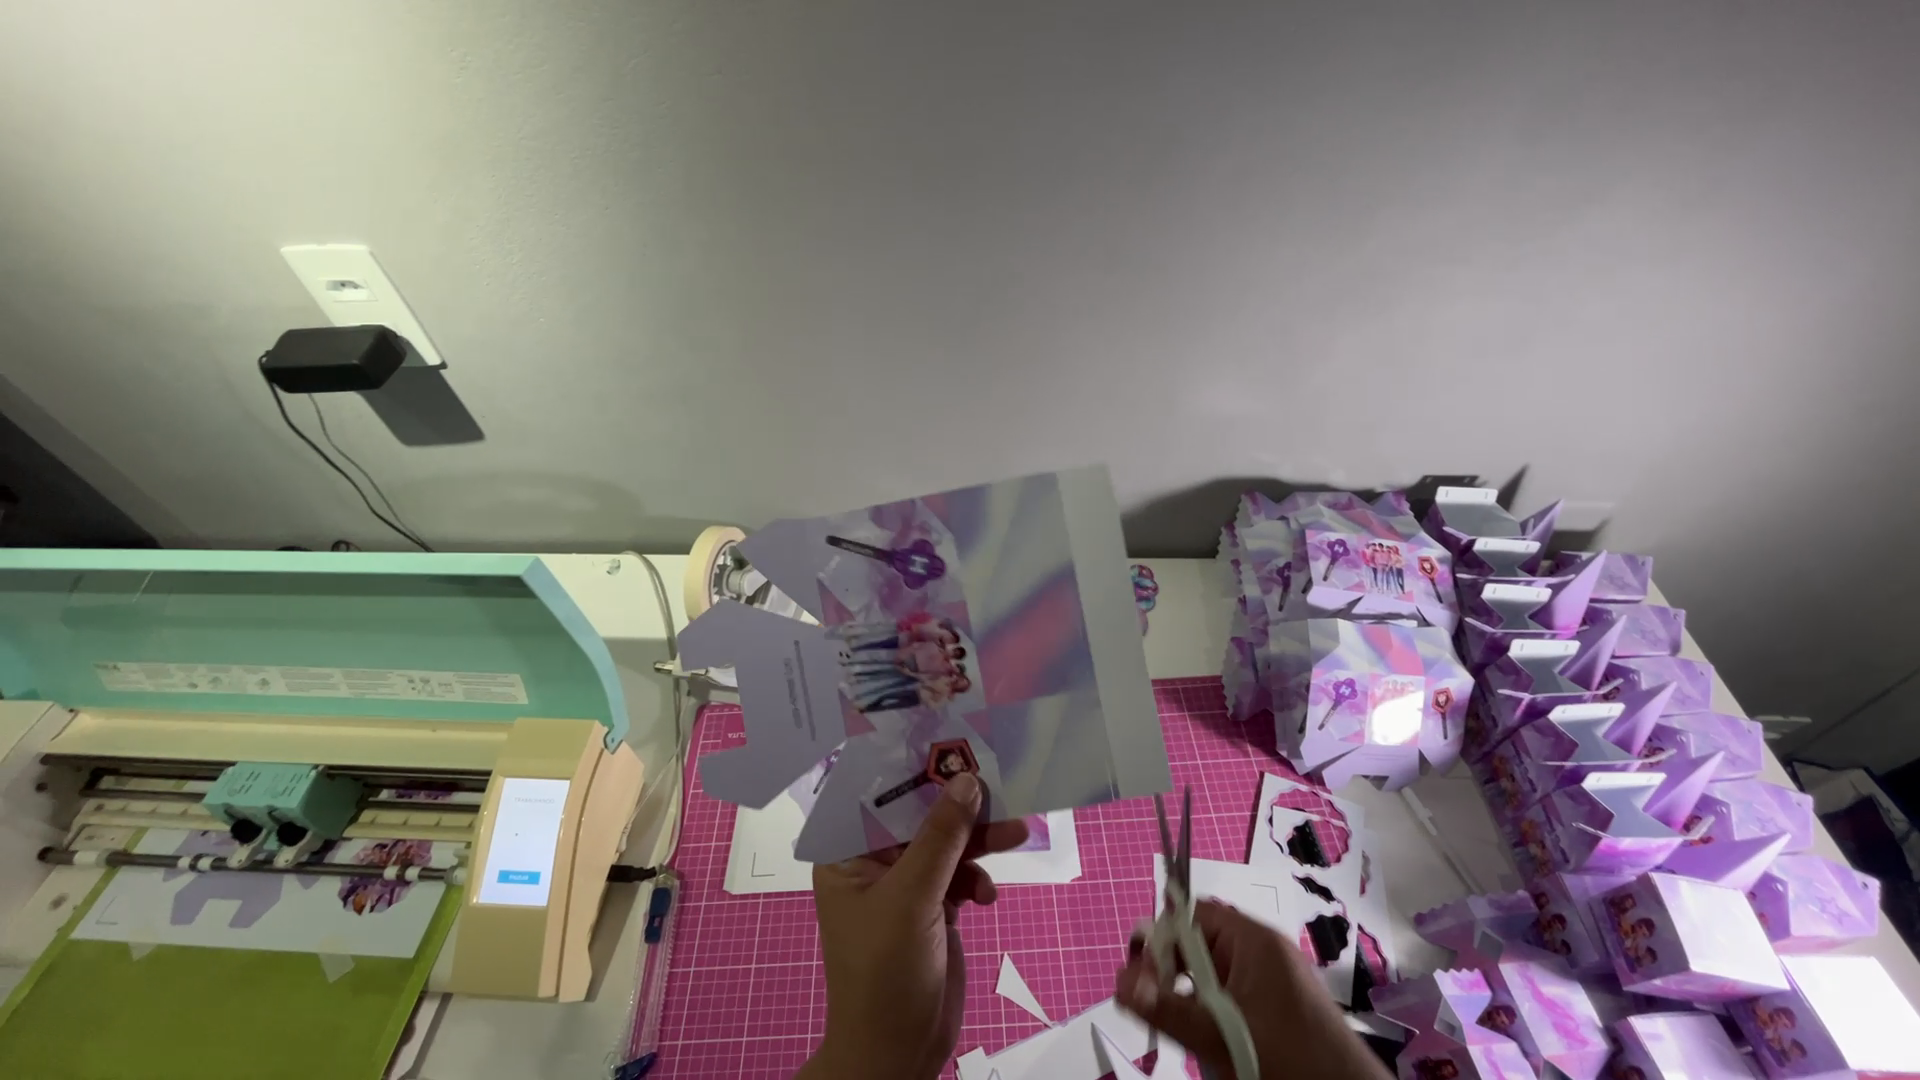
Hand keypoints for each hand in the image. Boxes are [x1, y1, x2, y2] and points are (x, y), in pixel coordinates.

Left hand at [798, 774, 1029, 1079]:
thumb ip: (941, 837)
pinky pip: (960, 873)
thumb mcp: (912, 897)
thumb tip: (967, 779)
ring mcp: (905, 885)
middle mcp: (873, 861)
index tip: (951, 740)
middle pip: (919, 816)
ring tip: (1018, 832)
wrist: (899, 1051)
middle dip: (958, 805)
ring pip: (946, 843)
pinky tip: (987, 895)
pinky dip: (977, 877)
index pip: (877, 795)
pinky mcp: (933, 906)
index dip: (913, 768)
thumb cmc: (885, 970)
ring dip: (979, 840)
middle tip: (999, 783)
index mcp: (847, 853)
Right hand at [1116, 900, 1390, 1079]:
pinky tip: (1209, 1042)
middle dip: (1171, 973)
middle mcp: (1262, 949)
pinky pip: (1230, 994)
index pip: (1190, 914)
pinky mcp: (1279, 1006)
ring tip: (1182, 1031)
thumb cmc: (1290, 1062)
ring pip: (1211, 972)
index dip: (1160, 940)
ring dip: (1190, 997)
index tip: (1142, 978)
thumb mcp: (1220, 1036)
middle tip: (1154, 1008)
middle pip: (1198, 942)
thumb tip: (1119, 981)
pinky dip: (1212, 1013)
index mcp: (1252, 939)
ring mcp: (1273, 978)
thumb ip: (1167, 1009)